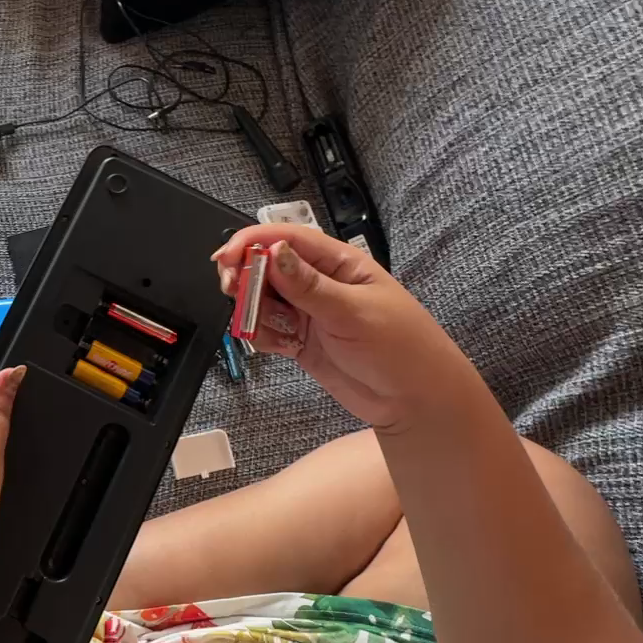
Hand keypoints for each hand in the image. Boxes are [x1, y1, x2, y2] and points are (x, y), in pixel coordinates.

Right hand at [214, 225, 481, 433]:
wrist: (415, 403)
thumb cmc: (402, 349)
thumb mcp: (354, 312)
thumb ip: (308, 285)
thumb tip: (273, 252)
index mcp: (337, 262)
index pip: (286, 239)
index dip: (252, 243)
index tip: (226, 257)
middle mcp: (318, 282)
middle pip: (265, 267)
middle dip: (244, 277)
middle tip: (232, 291)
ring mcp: (306, 311)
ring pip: (260, 299)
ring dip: (251, 311)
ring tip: (265, 329)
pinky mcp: (298, 338)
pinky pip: (265, 329)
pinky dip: (262, 336)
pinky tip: (279, 347)